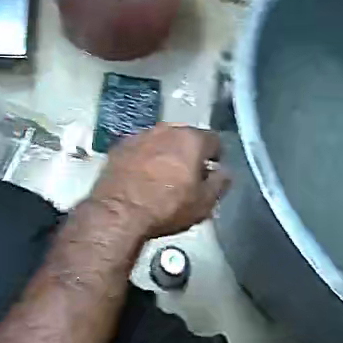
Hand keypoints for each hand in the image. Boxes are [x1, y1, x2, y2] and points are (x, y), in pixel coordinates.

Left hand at [88, 124, 230, 238]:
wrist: (118, 212)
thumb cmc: (166, 207)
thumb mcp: (203, 203)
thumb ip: (219, 184)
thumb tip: (224, 173)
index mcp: (191, 139)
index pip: (214, 140)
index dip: (216, 156)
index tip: (212, 171)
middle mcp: (166, 130)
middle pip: (185, 137)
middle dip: (189, 153)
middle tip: (188, 176)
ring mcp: (139, 136)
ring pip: (161, 141)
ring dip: (165, 154)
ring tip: (163, 177)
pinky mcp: (119, 147)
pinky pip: (139, 149)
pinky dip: (143, 159)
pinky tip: (141, 177)